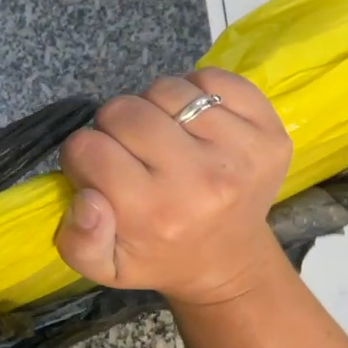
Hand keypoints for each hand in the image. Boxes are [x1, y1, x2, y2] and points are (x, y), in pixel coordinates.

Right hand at [55, 69, 292, 307]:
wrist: (227, 261)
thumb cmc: (155, 258)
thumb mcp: (104, 267)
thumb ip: (79, 241)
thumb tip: (87, 199)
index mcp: (153, 213)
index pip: (87, 148)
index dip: (82, 155)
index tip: (95, 171)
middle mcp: (200, 179)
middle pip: (124, 111)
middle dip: (112, 126)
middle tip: (125, 151)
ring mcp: (240, 152)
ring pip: (165, 90)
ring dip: (152, 107)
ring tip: (159, 135)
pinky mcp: (268, 132)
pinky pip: (214, 79)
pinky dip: (194, 92)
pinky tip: (191, 122)